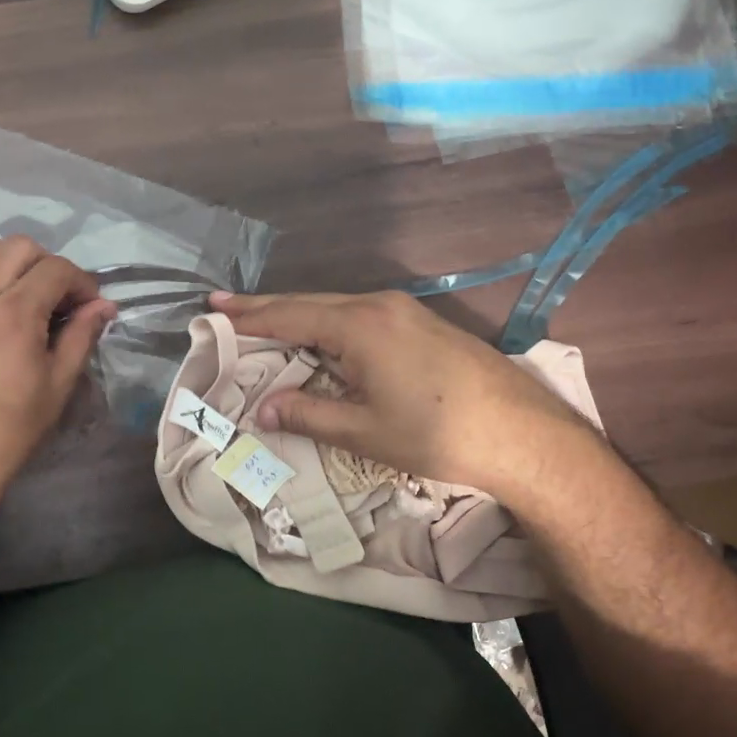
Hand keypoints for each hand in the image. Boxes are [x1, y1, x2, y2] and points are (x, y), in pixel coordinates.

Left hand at [0, 234, 116, 510]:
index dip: (80, 282)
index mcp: (13, 316)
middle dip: (46, 264)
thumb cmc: (12, 429)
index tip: (87, 304)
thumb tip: (104, 305)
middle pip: (18, 246)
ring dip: (5, 258)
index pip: (56, 269)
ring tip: (16, 289)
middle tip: (54, 296)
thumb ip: (82, 335)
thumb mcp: (59, 384)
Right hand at [210, 290, 604, 498]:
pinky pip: (358, 313)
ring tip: (262, 319)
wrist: (523, 434)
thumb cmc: (436, 434)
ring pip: (335, 305)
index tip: (213, 309)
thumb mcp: (364, 431)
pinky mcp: (421, 323)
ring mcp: (404, 311)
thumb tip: (263, 409)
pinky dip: (326, 320)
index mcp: (359, 326)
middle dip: (266, 306)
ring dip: (297, 312)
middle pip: (309, 302)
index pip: (289, 316)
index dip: (248, 316)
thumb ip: (307, 415)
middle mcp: (378, 306)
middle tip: (225, 307)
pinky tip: (318, 333)